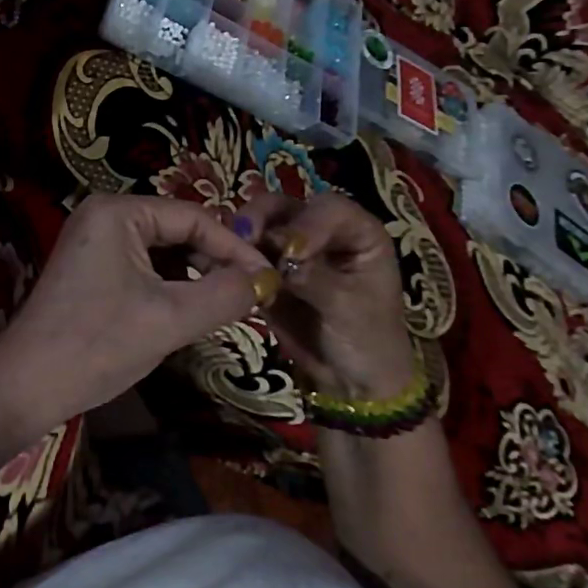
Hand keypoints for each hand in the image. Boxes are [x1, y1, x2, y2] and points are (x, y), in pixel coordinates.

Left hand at [0, 194, 269, 433]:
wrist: (28, 383)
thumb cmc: (99, 343)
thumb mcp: (172, 318)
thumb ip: (226, 294)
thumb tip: (266, 279)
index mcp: (117, 211)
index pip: (193, 217)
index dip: (235, 248)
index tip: (271, 279)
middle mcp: (101, 216)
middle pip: (176, 231)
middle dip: (214, 263)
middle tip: (251, 295)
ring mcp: (91, 243)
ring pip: (161, 252)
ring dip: (194, 277)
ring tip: (226, 306)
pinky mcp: (88, 270)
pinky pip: (141, 268)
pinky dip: (168, 287)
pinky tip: (189, 311)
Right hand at [236, 192, 416, 398]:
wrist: (352, 380)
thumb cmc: (370, 341)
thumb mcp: (351, 310)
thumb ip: (316, 280)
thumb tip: (283, 261)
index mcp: (357, 233)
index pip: (329, 209)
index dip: (307, 223)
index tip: (289, 251)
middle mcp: (321, 233)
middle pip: (284, 207)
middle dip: (261, 217)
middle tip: (244, 237)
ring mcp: (289, 251)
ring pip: (258, 225)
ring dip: (240, 235)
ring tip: (225, 253)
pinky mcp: (265, 271)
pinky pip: (243, 254)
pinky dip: (229, 256)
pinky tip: (217, 266)